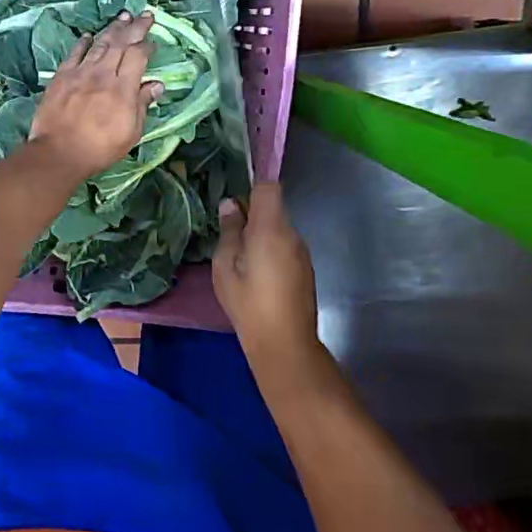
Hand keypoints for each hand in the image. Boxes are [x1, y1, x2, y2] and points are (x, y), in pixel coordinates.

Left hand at [28, 11, 162, 181]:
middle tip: (145, 14)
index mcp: (122, 88)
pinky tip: (89, 35)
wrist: (59, 152)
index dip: (147, 46)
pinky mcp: (61, 77)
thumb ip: (142, 104)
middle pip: (121, 43)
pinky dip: (83, 42)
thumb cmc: (100, 148)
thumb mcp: (131, 132)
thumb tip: (156, 85)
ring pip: (99, 44)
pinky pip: (75, 53)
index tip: (153, 43)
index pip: (138, 56)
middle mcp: (102, 74)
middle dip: (135, 27)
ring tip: (123, 16)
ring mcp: (80, 73)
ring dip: (113, 28)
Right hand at [213, 184, 319, 367]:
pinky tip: (258, 275)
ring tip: (241, 260)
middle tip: (230, 236)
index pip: (269, 187)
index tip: (235, 203)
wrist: (285, 344)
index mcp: (271, 227)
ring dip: (262, 236)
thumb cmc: (248, 302)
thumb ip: (229, 231)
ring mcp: (302, 252)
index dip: (252, 188)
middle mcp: (292, 233)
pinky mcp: (306, 269)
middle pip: (274, 208)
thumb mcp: (225, 265)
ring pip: (279, 229)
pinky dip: (271, 251)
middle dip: (252, 216)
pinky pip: (286, 247)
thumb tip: (231, 205)